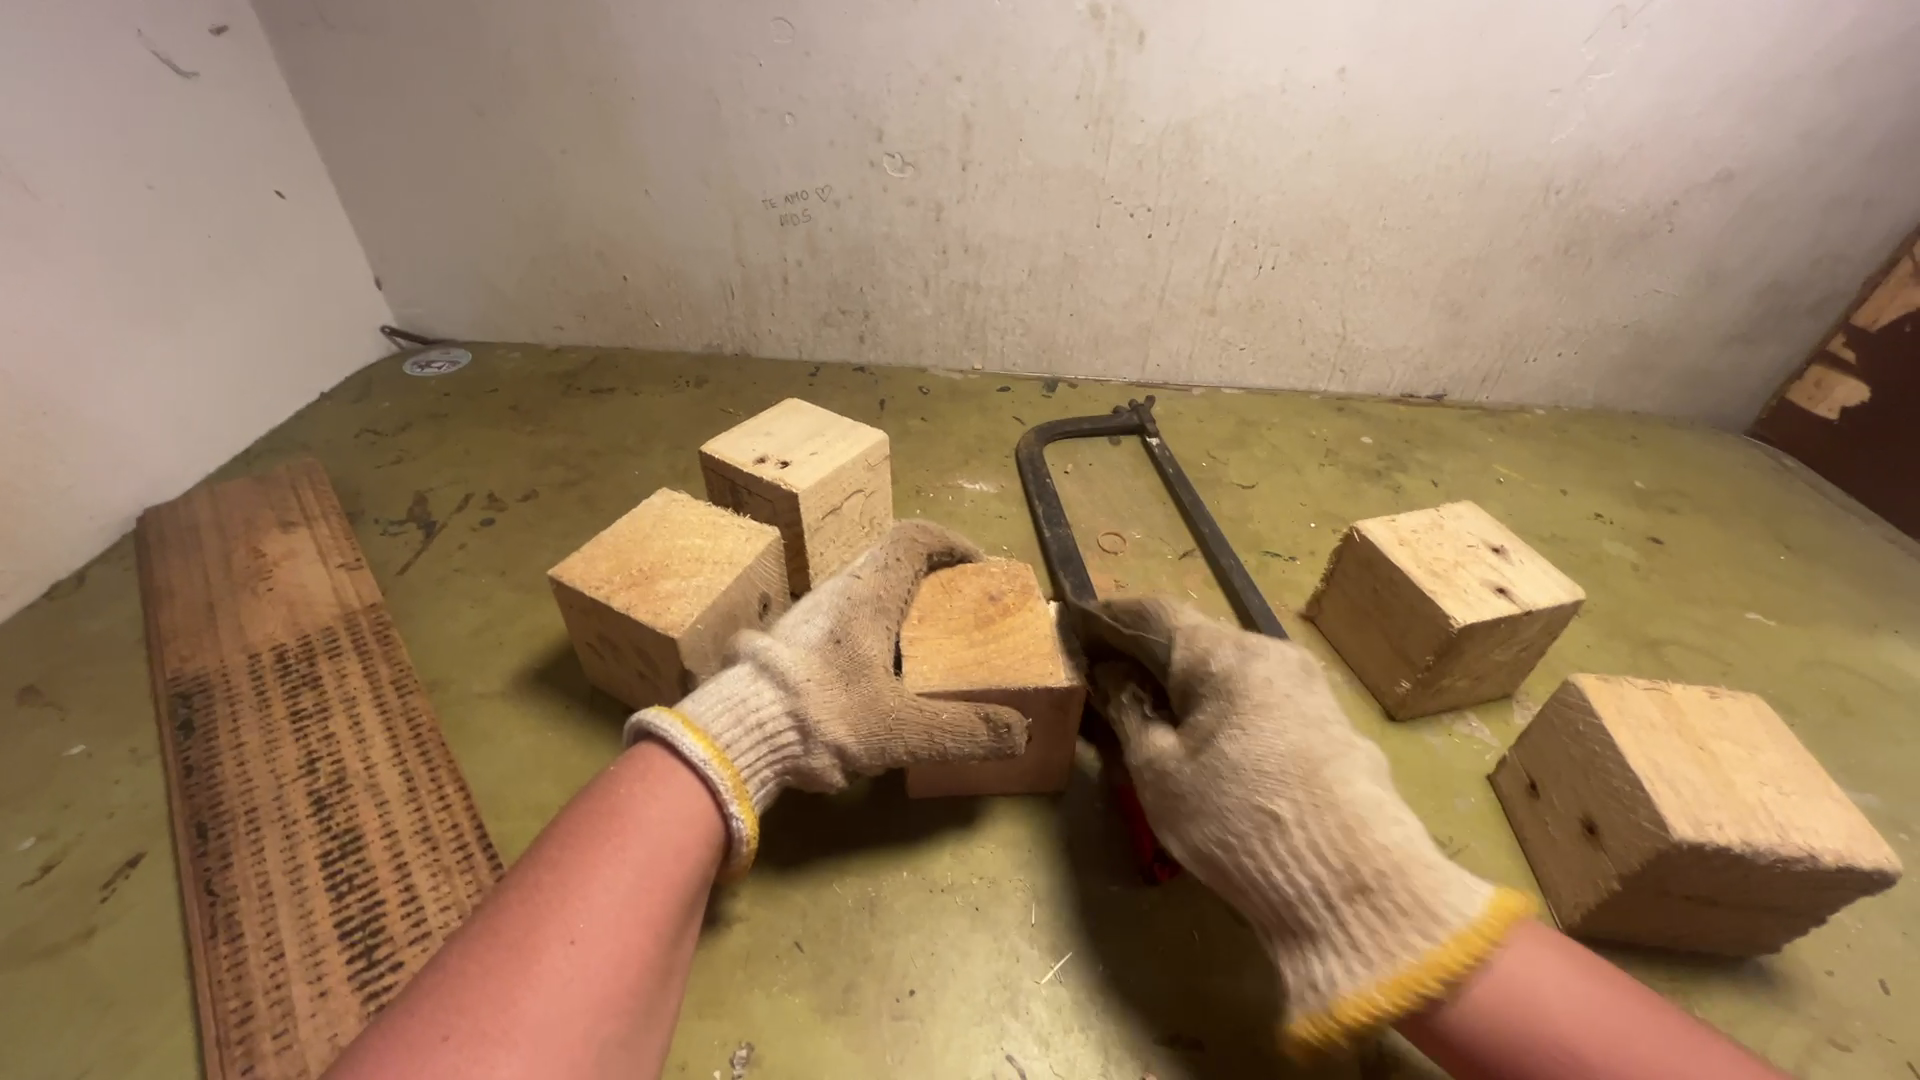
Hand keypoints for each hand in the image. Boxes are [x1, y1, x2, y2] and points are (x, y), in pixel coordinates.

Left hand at [627, 521, 1028, 876]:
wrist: (730, 736)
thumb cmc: (822, 714)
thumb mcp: (902, 729)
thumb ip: (965, 731)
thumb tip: (1020, 732)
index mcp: (868, 594)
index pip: (913, 538)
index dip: (951, 543)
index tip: (979, 566)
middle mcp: (835, 593)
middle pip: (888, 564)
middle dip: (929, 582)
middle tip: (955, 615)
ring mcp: (803, 617)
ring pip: (860, 595)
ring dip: (896, 610)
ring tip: (920, 652)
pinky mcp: (782, 646)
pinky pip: (837, 625)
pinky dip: (868, 638)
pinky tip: (871, 683)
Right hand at [1082, 598, 1532, 1055]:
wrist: (1354, 891)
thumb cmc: (1235, 819)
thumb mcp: (1158, 769)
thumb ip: (1129, 710)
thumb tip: (1111, 675)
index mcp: (1223, 654)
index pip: (1152, 613)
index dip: (1108, 618)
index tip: (1075, 627)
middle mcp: (1271, 655)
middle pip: (1195, 640)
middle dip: (1148, 655)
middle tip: (1107, 677)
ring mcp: (1310, 690)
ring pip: (1233, 672)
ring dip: (1188, 685)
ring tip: (1154, 712)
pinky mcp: (1332, 728)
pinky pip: (1263, 701)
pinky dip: (1225, 710)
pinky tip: (1213, 744)